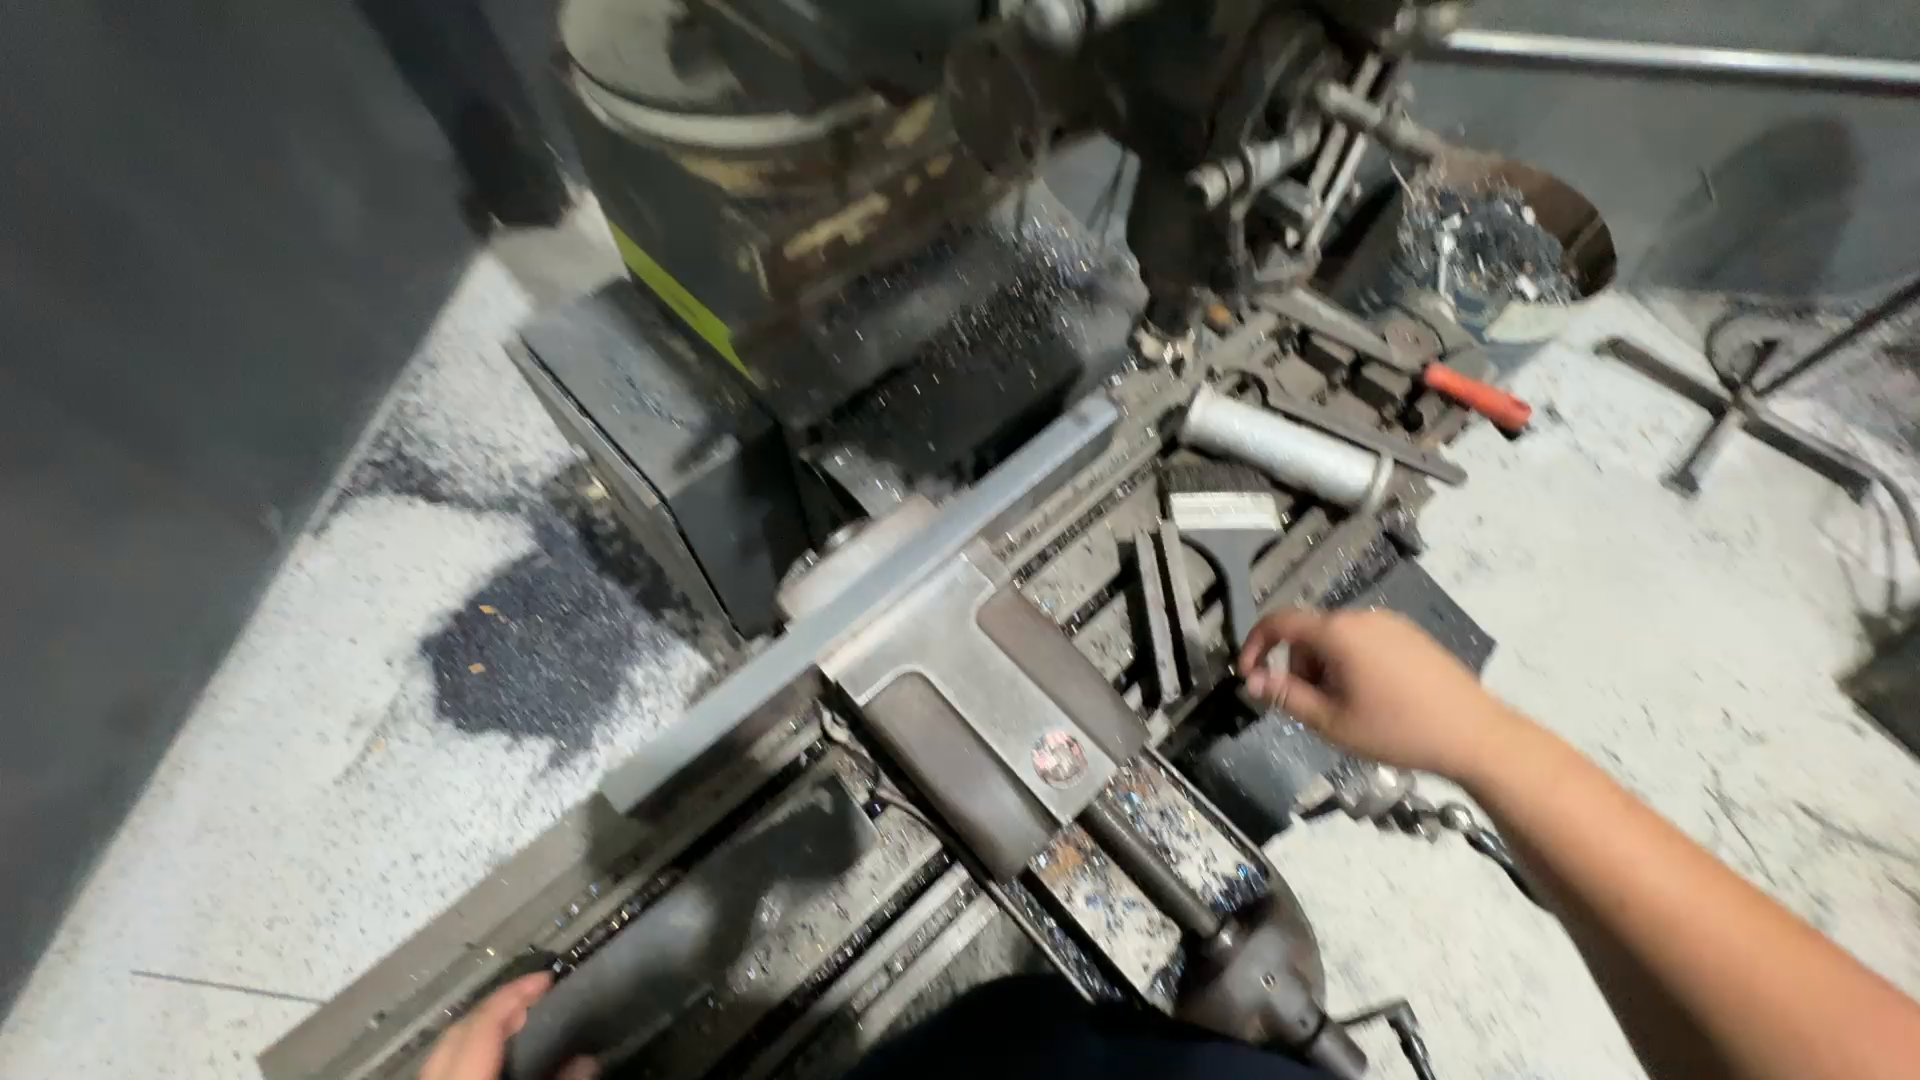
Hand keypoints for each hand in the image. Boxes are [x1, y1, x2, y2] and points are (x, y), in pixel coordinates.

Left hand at [420, 972, 597, 1079]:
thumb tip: (588, 1060)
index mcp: (464, 1075)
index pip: (484, 1022)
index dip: (516, 993)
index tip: (548, 978)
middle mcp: (438, 1076)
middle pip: (459, 1029)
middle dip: (498, 1005)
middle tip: (536, 995)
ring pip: (447, 1047)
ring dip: (482, 1027)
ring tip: (519, 1022)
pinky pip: (444, 1066)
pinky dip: (469, 1050)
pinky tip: (494, 1055)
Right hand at [1238, 608, 1519, 779]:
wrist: (1478, 736)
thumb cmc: (1397, 730)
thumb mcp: (1331, 722)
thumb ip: (1286, 696)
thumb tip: (1252, 680)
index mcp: (1338, 633)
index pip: (1279, 623)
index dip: (1254, 645)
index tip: (1249, 676)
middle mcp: (1362, 617)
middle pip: (1309, 634)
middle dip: (1299, 668)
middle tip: (1314, 708)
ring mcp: (1390, 624)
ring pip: (1336, 639)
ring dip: (1325, 669)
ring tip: (1348, 708)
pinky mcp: (1411, 636)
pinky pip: (1363, 642)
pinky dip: (1351, 664)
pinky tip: (1374, 698)